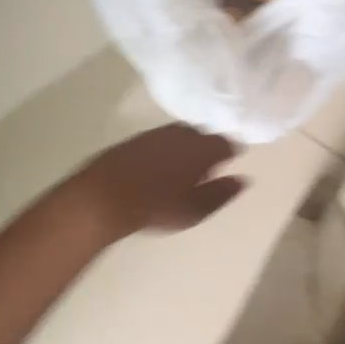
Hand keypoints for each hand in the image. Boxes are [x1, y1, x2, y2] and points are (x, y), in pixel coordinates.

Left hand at [58, 124, 247, 237]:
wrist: (102, 198)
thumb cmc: (155, 207)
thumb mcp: (193, 210)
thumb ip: (220, 194)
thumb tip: (242, 180)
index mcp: (201, 148)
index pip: (225, 142)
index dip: (231, 151)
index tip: (230, 162)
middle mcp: (182, 133)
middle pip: (204, 134)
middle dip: (208, 146)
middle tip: (207, 167)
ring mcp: (156, 133)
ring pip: (181, 134)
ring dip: (186, 146)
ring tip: (182, 167)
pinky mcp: (134, 139)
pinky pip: (160, 139)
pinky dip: (165, 148)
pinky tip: (158, 166)